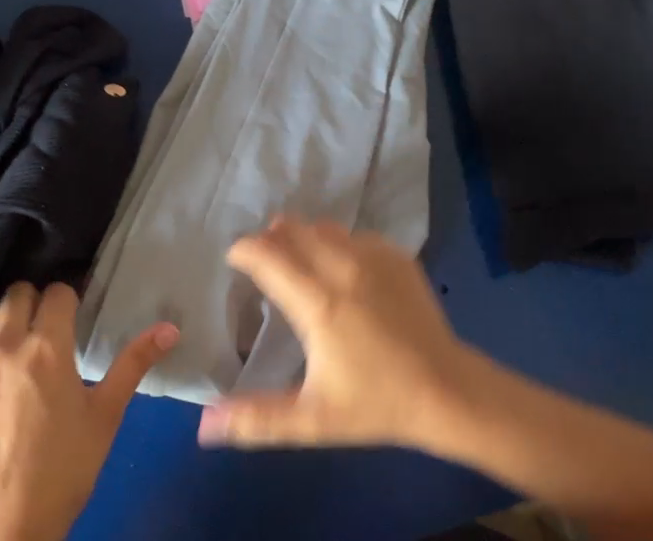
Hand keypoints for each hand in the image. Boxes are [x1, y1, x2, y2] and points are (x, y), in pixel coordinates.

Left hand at [0, 282, 176, 540]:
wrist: (3, 527)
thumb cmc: (64, 470)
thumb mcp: (106, 415)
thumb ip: (134, 364)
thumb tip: (170, 328)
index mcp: (46, 349)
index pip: (56, 293)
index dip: (68, 301)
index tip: (72, 318)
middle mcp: (3, 348)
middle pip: (16, 294)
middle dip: (34, 303)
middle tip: (44, 329)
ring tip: (8, 341)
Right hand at [197, 219, 482, 449]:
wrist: (447, 390)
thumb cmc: (376, 404)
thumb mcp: (313, 420)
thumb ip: (257, 420)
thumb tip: (205, 425)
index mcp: (318, 302)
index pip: (268, 256)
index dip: (244, 251)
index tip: (234, 258)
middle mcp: (343, 268)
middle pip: (295, 229)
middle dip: (272, 237)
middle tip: (263, 258)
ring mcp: (375, 258)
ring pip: (326, 228)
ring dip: (305, 236)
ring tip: (298, 258)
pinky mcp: (398, 258)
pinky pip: (357, 236)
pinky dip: (340, 243)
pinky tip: (342, 268)